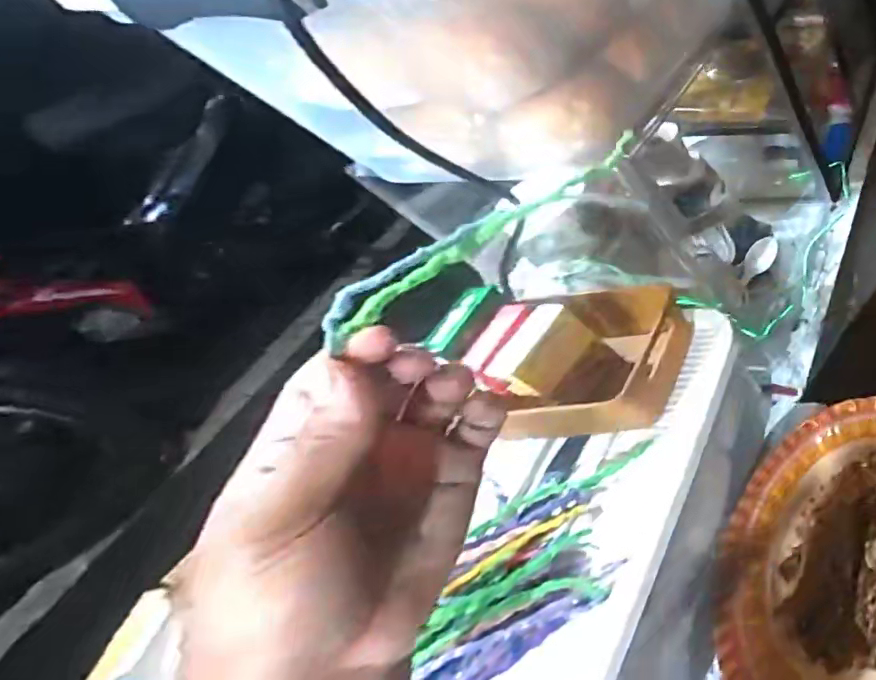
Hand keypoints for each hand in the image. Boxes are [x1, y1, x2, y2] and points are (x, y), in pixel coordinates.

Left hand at [175, 327, 505, 679]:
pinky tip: (487, 410)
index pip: (331, 378)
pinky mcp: (460, 473)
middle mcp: (363, 440)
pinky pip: (480, 426)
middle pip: (394, 375)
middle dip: (411, 359)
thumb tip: (349, 365)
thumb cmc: (274, 599)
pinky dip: (490, 406)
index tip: (383, 341)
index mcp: (303, 446)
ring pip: (440, 392)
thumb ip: (316, 447)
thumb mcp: (273, 526)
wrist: (330, 667)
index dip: (357, 352)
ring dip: (452, 377)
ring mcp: (415, 455)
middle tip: (422, 368)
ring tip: (452, 391)